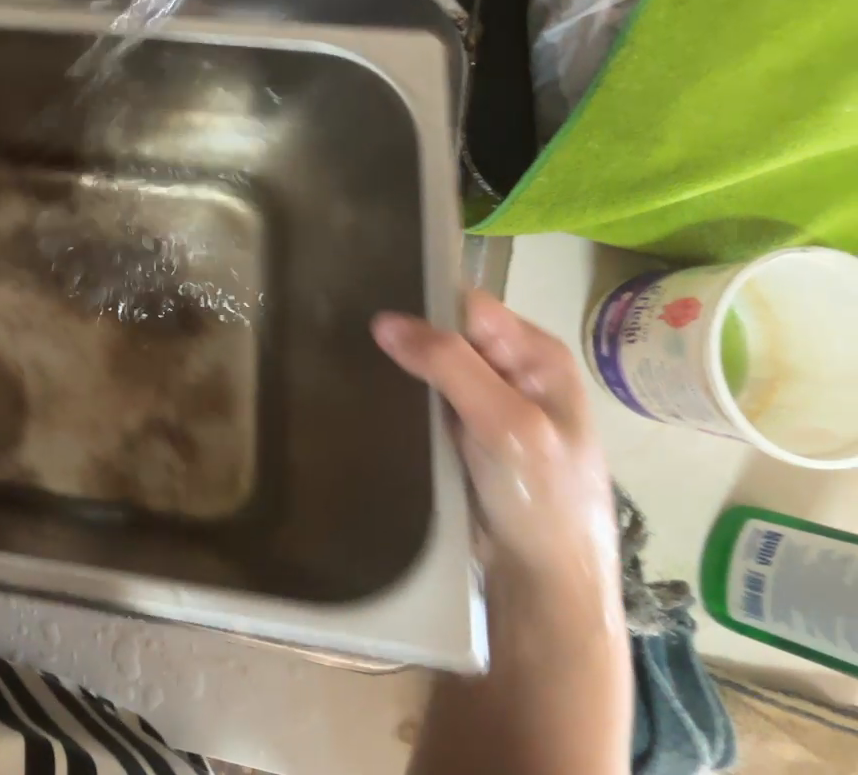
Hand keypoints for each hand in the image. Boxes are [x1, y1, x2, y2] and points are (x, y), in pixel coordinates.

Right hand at [372, 291, 617, 590]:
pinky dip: (393, 397)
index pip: (466, 306)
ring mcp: (481, 405)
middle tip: (344, 339)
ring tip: (341, 365)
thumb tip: (383, 319)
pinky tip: (362, 397)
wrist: (540, 577)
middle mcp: (510, 372)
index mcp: (536, 356)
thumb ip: (449, 365)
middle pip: (443, 332)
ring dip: (391, 368)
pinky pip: (417, 400)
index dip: (421, 304)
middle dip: (400, 335)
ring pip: (425, 366)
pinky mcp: (455, 434)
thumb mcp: (503, 423)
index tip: (368, 310)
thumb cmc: (540, 497)